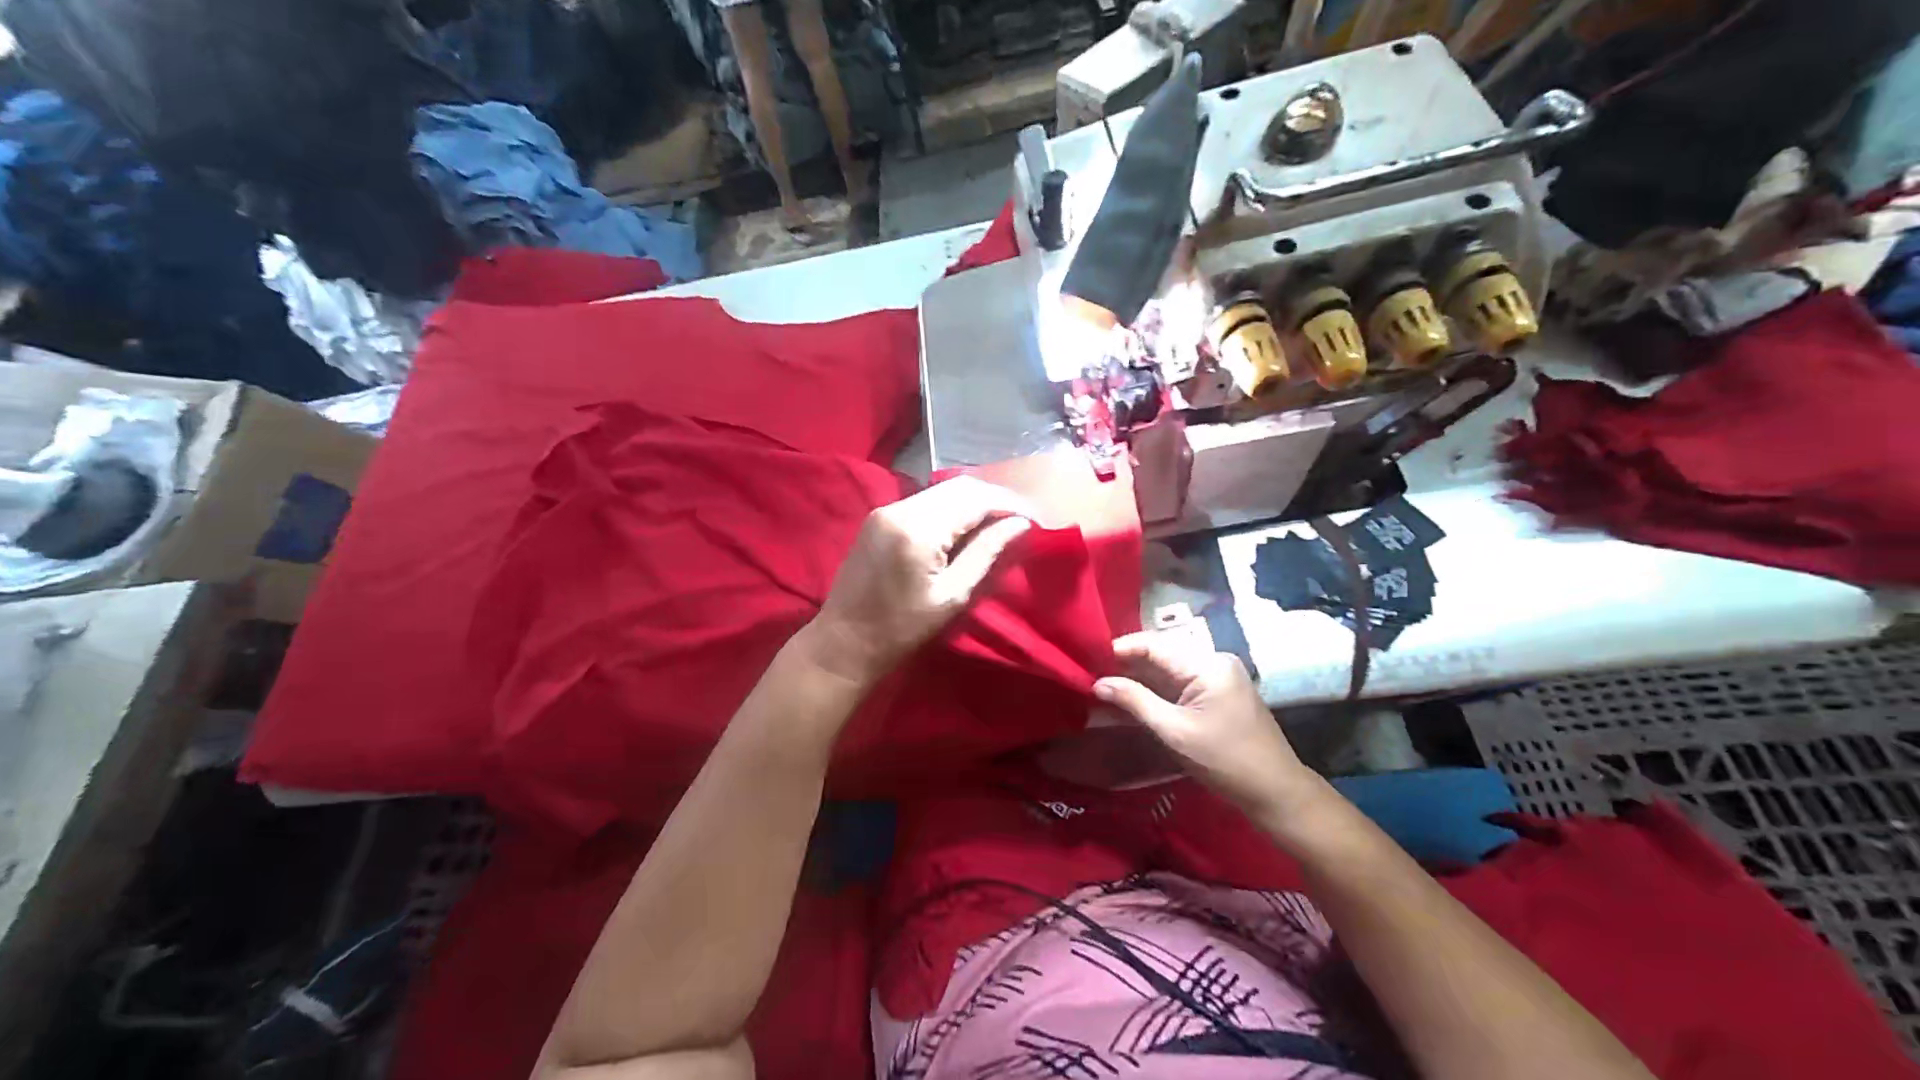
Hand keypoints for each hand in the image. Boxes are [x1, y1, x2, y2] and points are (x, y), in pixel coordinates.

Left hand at [802, 476, 1034, 686]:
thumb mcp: (952, 596)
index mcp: (919, 529)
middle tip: (1020, 519)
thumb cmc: (901, 630)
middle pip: (959, 486)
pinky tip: (966, 526)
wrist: (844, 641)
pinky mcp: (879, 517)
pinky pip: (924, 501)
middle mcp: (900, 508)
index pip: (975, 498)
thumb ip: (986, 554)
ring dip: (972, 501)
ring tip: (998, 523)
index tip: (1034, 517)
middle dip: (993, 498)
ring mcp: (886, 509)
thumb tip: (1020, 524)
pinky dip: (950, 508)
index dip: (1008, 503)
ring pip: (942, 490)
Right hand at [1094, 631, 1320, 814]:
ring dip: (1138, 679)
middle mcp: (1214, 661)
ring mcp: (1218, 677)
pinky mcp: (1217, 693)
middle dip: (1126, 665)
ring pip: (1168, 670)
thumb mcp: (1174, 732)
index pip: (1155, 645)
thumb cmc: (1225, 760)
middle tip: (1090, 673)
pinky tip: (1131, 698)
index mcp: (1208, 664)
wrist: (1275, 792)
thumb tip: (1098, 683)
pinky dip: (1155, 691)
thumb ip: (1135, 702)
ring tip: (1104, 686)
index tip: (1088, 657)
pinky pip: (1179, 683)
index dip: (1120, 649)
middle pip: (1161, 654)